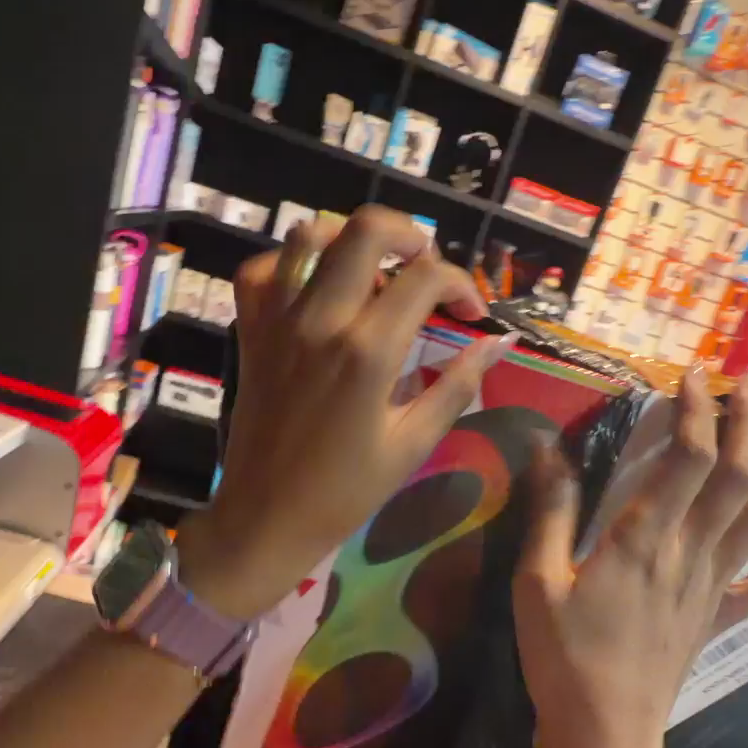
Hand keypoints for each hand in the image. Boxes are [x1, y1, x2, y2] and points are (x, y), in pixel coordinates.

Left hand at [178, 207, 506, 618]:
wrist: (266, 517)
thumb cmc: (346, 491)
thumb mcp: (413, 444)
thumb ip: (458, 385)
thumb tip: (498, 343)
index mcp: (368, 351)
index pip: (426, 278)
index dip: (460, 284)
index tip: (471, 314)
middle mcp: (321, 320)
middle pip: (367, 230)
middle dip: (410, 236)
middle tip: (426, 270)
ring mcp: (278, 321)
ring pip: (310, 236)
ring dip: (350, 241)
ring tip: (374, 274)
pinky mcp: (250, 331)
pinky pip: (261, 269)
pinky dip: (291, 263)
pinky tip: (315, 288)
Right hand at [513, 363, 747, 747]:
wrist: (607, 731)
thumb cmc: (563, 657)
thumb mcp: (537, 582)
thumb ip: (550, 513)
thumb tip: (548, 447)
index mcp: (644, 540)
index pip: (686, 458)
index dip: (696, 410)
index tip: (694, 371)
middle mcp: (692, 552)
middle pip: (739, 474)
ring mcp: (715, 583)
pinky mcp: (721, 613)